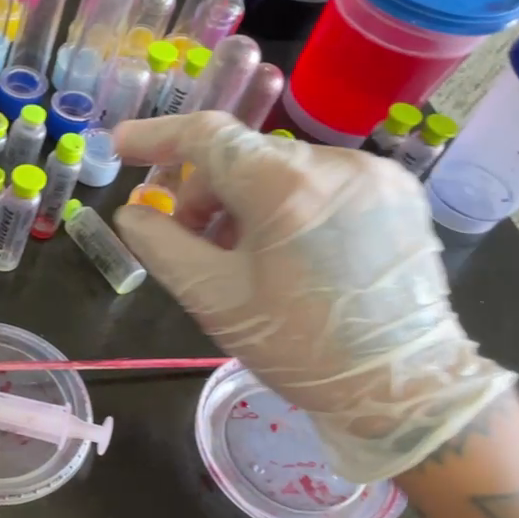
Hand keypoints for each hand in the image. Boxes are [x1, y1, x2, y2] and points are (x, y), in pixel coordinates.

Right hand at [111, 111, 514, 482]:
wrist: (396, 381)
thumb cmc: (295, 344)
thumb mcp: (212, 298)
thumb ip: (161, 246)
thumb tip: (132, 212)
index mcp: (285, 186)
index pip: (207, 136)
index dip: (157, 137)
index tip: (121, 146)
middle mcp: (335, 162)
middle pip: (244, 158)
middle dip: (205, 195)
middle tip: (193, 246)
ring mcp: (374, 175)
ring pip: (281, 172)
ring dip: (246, 205)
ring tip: (245, 261)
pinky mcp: (397, 194)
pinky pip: (321, 184)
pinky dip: (288, 208)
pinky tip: (290, 257)